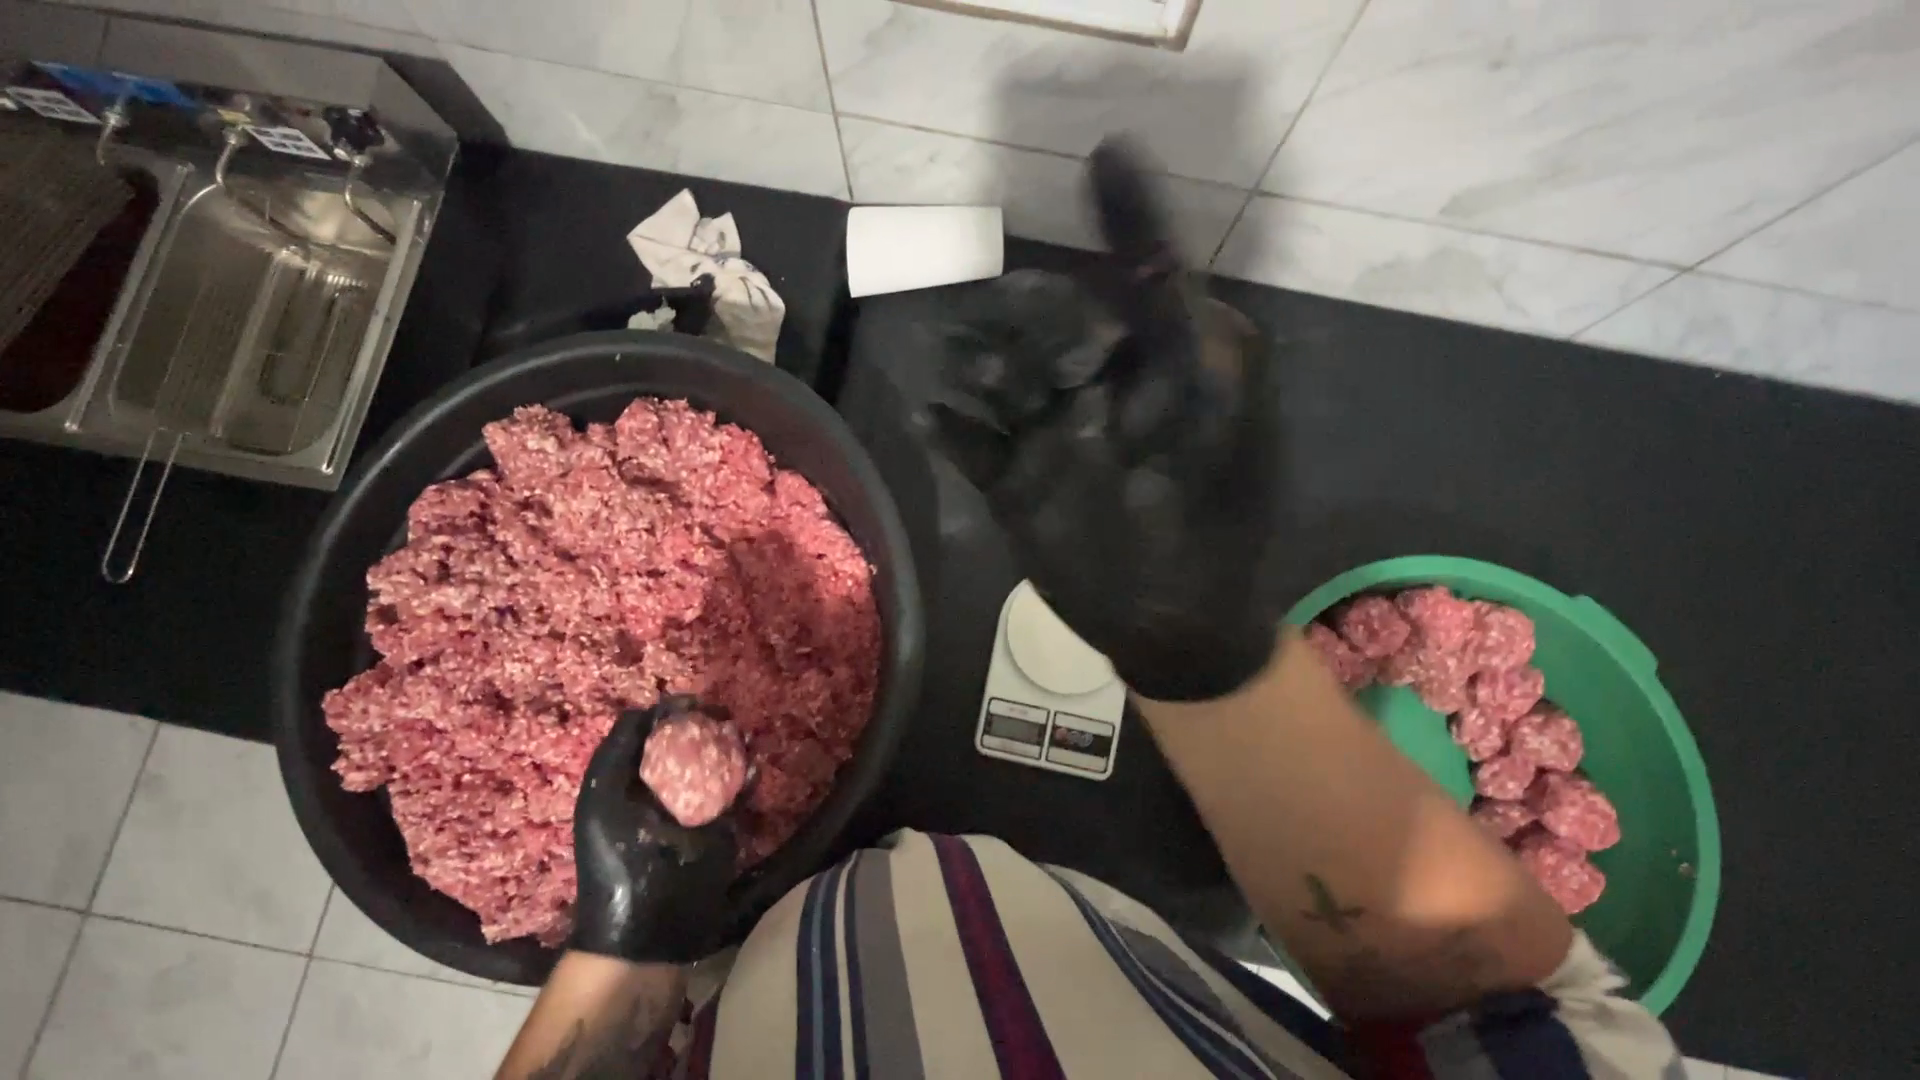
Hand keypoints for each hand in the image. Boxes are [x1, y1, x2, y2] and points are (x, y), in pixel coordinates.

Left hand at [571, 697, 736, 963]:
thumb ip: (619, 748)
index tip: (694, 704)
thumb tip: (649, 707)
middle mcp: (662, 788)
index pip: (652, 731)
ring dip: (732, 748)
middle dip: (708, 726)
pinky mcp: (721, 829)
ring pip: (719, 763)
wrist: (647, 930)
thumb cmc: (616, 859)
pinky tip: (754, 771)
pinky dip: (747, 780)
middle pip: (689, 742)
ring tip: (744, 738)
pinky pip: (738, 794)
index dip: (670, 712)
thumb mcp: (603, 796)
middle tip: (725, 718)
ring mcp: (694, 808)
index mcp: (628, 779)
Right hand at [925, 137, 1285, 702]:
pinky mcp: (1017, 485)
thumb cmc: (1215, 531)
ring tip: (957, 357)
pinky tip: (933, 417)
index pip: (1139, 281)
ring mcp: (1053, 439)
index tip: (1108, 157)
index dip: (1125, 220)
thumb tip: (1169, 269)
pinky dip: (953, 431)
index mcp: (1161, 371)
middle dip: (1024, 308)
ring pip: (1003, 376)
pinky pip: (974, 447)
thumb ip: (1208, 351)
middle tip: (997, 309)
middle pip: (1052, 323)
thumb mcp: (1231, 434)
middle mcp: (1102, 391)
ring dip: (978, 359)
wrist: (1175, 628)